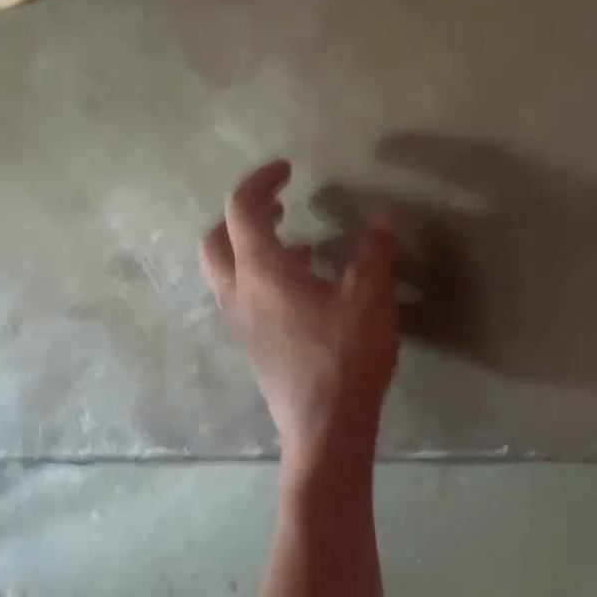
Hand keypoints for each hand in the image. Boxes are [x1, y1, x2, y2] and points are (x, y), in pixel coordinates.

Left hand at [199, 160, 400, 451]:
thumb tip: (379, 222)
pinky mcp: (254, 348)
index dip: (262, 182)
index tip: (287, 170)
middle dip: (244, 217)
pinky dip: (265, 280)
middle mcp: (239, 292)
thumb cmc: (345, 355)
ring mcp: (241, 324)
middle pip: (217, 240)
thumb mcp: (370, 296)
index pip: (243, 209)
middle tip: (281, 209)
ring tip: (303, 248)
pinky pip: (246, 298)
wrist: (325, 425)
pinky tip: (307, 293)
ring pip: (228, 272)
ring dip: (255, 250)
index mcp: (261, 270)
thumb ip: (373, 253)